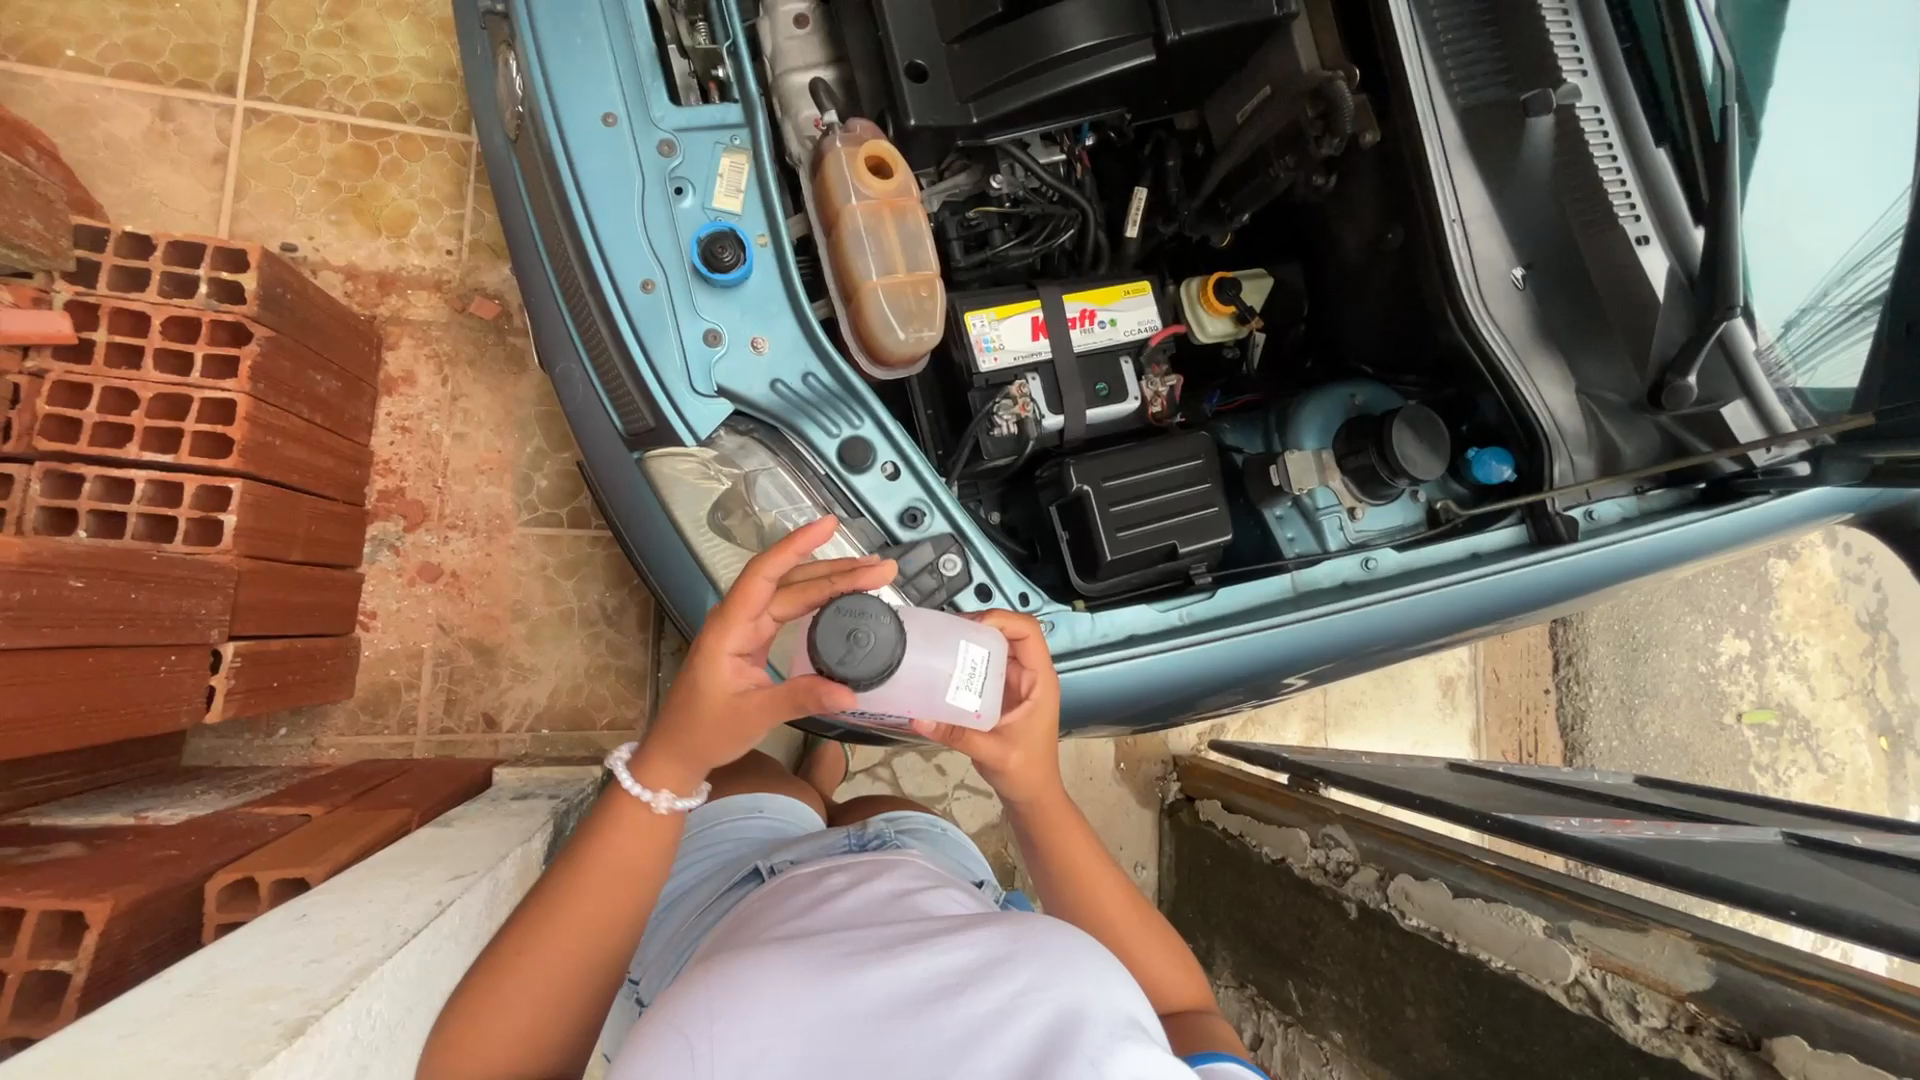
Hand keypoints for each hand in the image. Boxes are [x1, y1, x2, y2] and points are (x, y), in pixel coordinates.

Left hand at [633, 517, 896, 790]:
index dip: (796, 546)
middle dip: (836, 569)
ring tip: (872, 573)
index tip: (829, 525)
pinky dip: (820, 598)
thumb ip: (800, 699)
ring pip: (794, 591)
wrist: (678, 750)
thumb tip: (850, 692)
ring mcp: (748, 627)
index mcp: (730, 626)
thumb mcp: (753, 717)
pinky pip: (791, 608)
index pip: (765, 574)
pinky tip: (843, 594)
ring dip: (832, 580)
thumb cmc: (705, 730)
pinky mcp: (756, 638)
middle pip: (791, 580)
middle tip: (881, 567)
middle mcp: (740, 617)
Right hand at [909, 610, 1062, 807]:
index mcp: (1040, 680)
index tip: (970, 625)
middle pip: (1011, 632)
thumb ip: (955, 734)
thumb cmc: (1025, 772)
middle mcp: (1031, 674)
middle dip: (981, 625)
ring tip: (942, 641)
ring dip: (974, 640)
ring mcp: (1018, 682)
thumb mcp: (990, 752)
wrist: (1033, 795)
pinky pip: (989, 665)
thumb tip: (918, 718)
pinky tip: (947, 664)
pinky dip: (970, 660)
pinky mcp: (1004, 692)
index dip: (1002, 619)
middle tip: (947, 631)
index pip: (1028, 631)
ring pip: (999, 646)